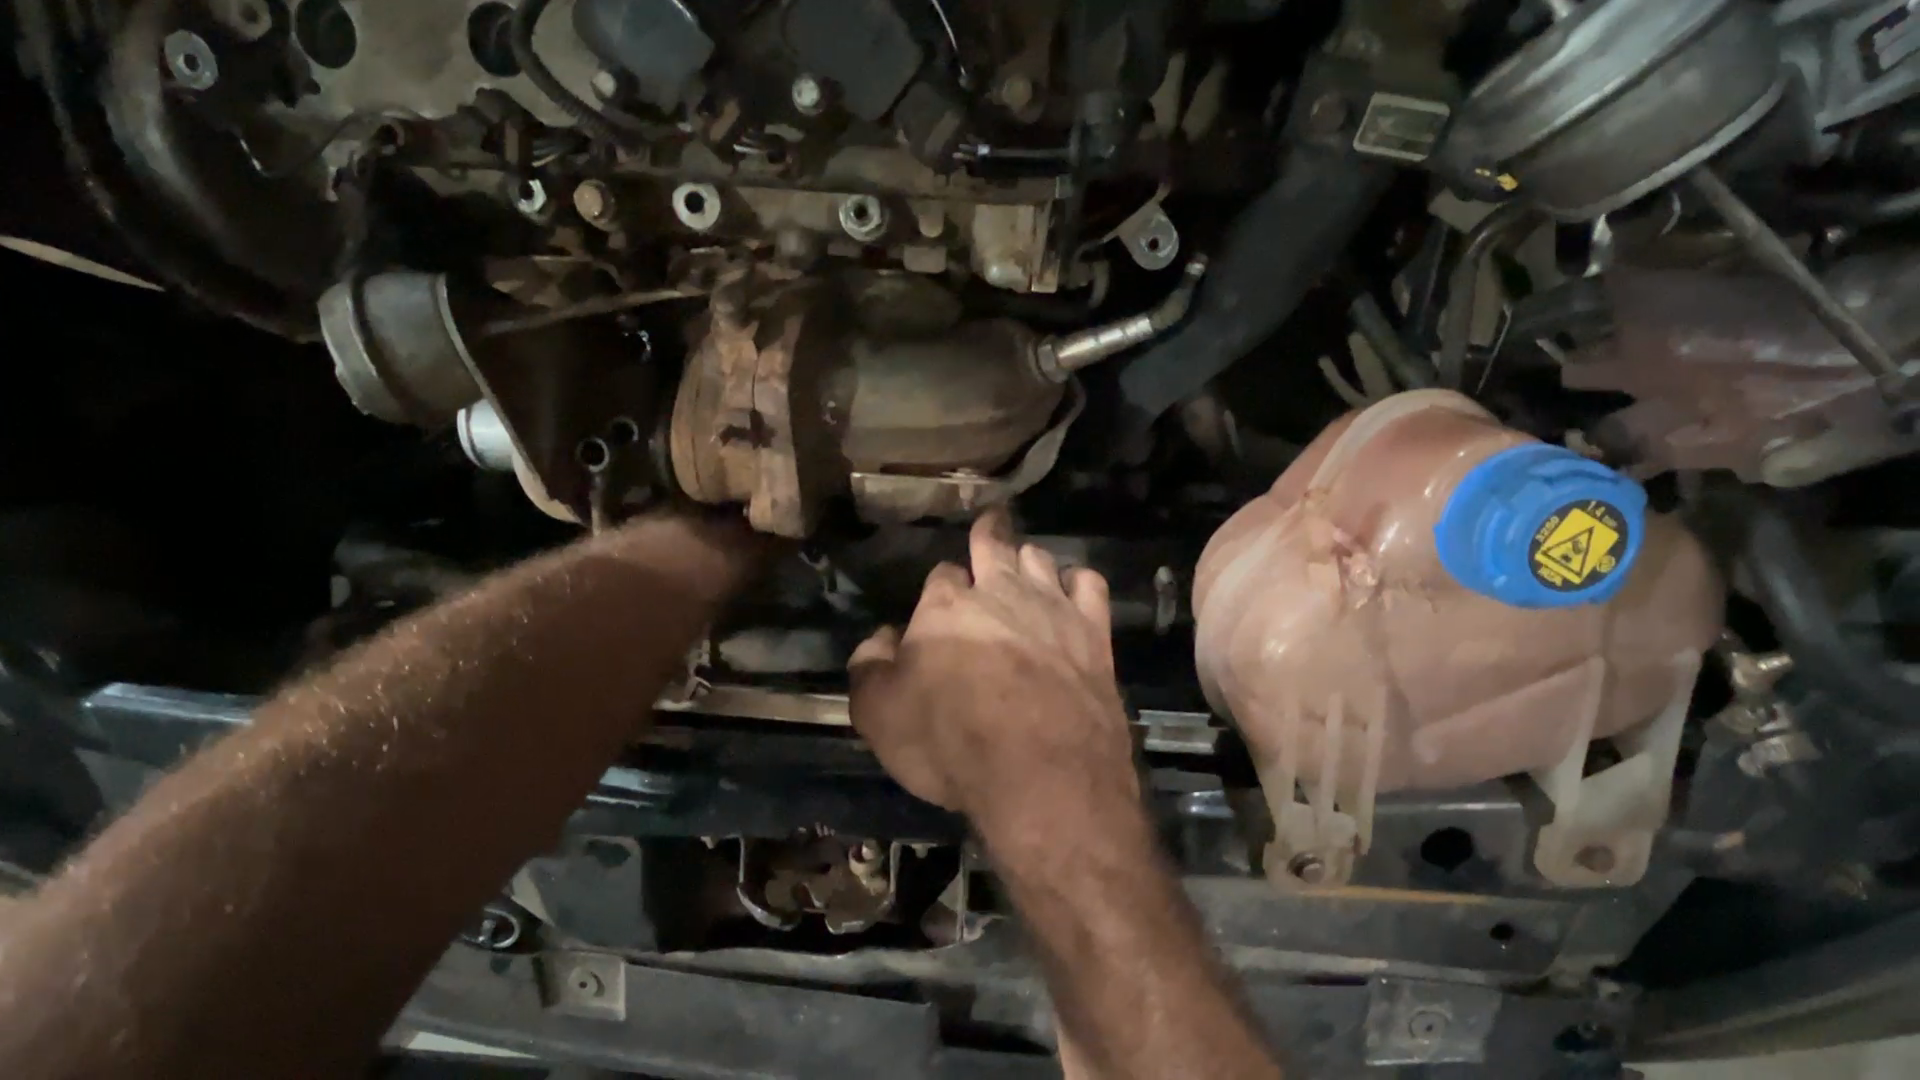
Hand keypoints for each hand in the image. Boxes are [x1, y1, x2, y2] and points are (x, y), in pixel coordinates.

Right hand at [848, 510, 1137, 828]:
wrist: (1043, 772)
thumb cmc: (950, 743)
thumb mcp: (879, 715)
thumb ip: (870, 667)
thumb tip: (880, 638)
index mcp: (945, 607)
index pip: (940, 576)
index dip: (940, 587)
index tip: (940, 599)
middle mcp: (1000, 593)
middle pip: (994, 546)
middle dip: (989, 534)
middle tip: (991, 523)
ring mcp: (1051, 607)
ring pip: (1040, 559)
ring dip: (1030, 559)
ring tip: (1027, 562)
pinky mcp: (1093, 631)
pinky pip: (1089, 585)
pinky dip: (1079, 581)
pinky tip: (1074, 589)